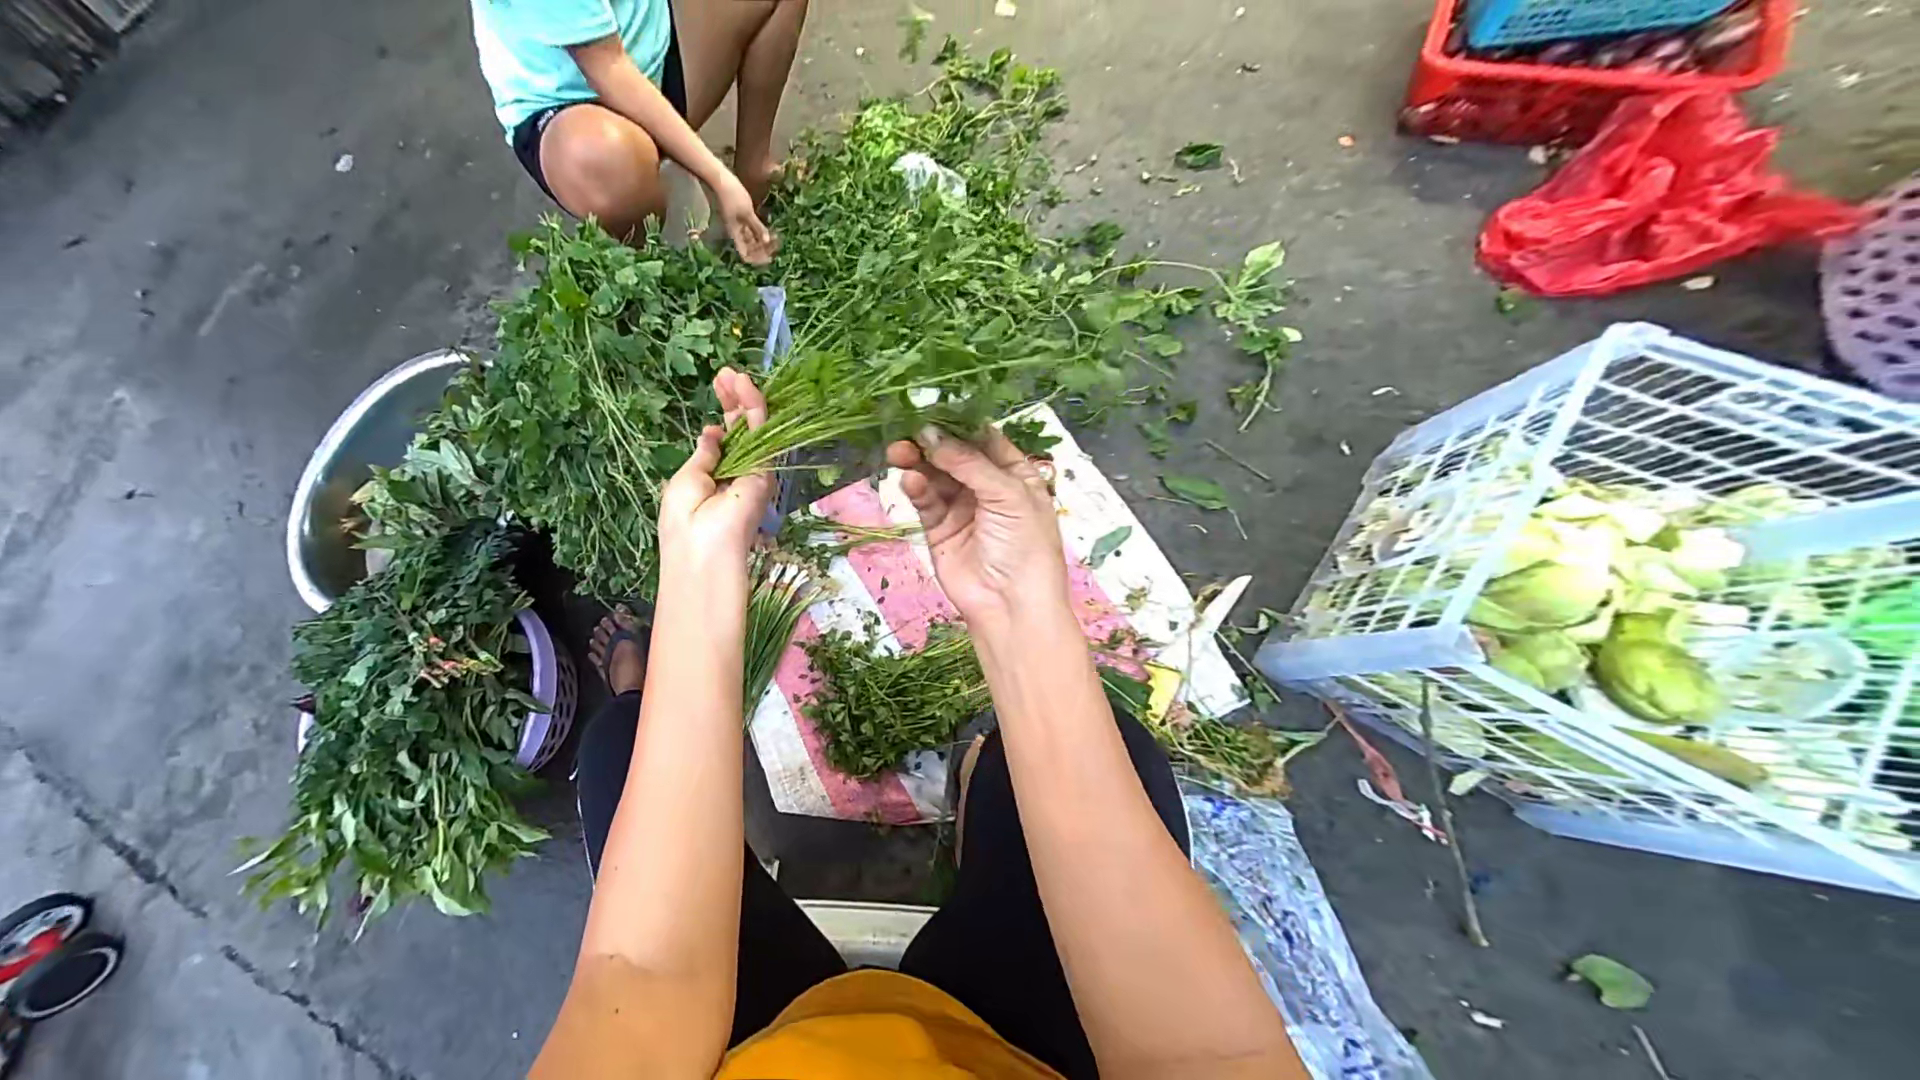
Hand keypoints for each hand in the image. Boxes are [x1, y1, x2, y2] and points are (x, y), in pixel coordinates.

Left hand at [657, 368, 772, 574]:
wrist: (705, 554)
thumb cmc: (685, 524)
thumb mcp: (686, 480)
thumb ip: (704, 455)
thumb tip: (713, 432)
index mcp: (716, 477)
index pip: (726, 441)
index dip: (723, 415)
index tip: (717, 389)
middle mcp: (740, 473)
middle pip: (742, 431)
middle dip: (734, 401)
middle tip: (725, 375)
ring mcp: (756, 472)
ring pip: (755, 428)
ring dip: (745, 398)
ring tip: (732, 374)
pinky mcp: (766, 471)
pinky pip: (762, 433)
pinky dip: (753, 407)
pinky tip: (744, 386)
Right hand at [714, 172, 778, 265]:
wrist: (721, 179)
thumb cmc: (732, 195)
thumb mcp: (747, 212)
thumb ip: (757, 227)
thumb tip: (767, 241)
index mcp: (735, 235)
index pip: (745, 256)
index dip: (757, 260)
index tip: (769, 257)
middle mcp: (737, 233)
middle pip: (751, 250)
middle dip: (764, 251)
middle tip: (777, 246)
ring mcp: (739, 226)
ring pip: (753, 241)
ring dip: (765, 242)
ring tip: (777, 239)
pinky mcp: (742, 218)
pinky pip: (753, 231)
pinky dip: (762, 232)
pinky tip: (772, 231)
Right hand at [885, 426, 1066, 626]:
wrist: (1012, 605)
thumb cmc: (1025, 546)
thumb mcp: (1008, 496)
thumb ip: (969, 463)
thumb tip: (930, 435)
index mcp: (1015, 475)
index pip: (984, 440)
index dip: (959, 425)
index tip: (932, 409)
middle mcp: (987, 488)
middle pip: (954, 455)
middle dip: (932, 443)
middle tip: (907, 432)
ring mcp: (962, 508)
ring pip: (935, 476)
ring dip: (917, 462)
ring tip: (898, 452)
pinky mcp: (939, 529)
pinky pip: (925, 501)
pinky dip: (916, 489)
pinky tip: (910, 481)